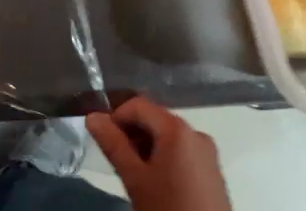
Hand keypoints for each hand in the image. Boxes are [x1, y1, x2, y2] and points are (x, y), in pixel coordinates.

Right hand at [86, 97, 231, 210]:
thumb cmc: (168, 208)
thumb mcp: (135, 179)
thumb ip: (113, 145)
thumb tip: (92, 117)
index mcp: (177, 129)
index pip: (138, 105)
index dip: (116, 117)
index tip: (104, 140)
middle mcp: (195, 132)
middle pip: (154, 119)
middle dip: (132, 134)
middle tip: (118, 160)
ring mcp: (207, 152)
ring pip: (167, 136)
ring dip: (147, 147)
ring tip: (136, 173)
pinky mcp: (213, 170)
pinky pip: (182, 151)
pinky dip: (164, 157)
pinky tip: (157, 182)